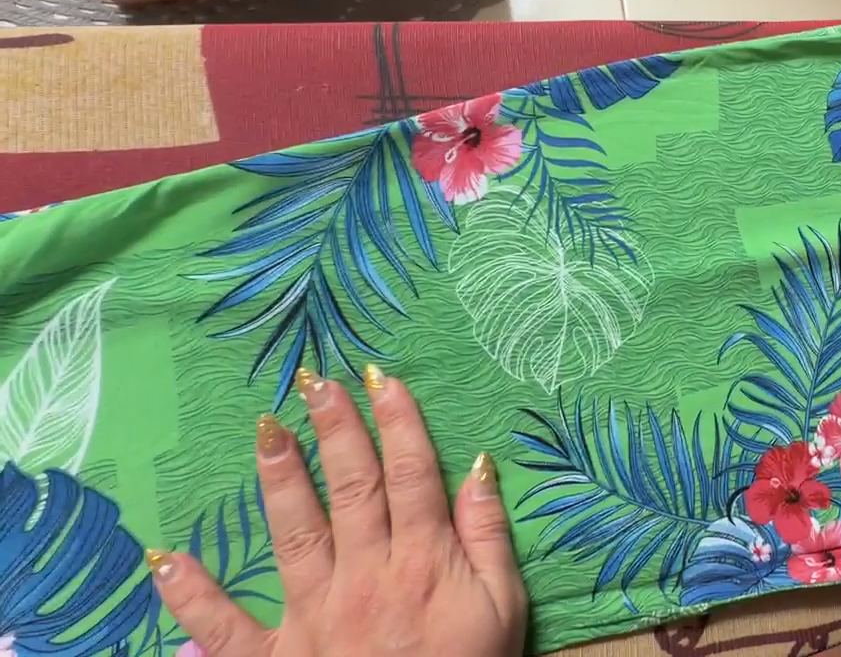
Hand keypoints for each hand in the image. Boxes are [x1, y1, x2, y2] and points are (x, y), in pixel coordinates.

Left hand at [147, 367, 527, 655]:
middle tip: (318, 382)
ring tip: (266, 431)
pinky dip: (192, 597)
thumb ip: (489, 534)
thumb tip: (479, 465)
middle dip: (338, 432)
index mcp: (423, 558)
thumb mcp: (504, 601)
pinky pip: (225, 630)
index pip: (411, 473)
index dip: (398, 422)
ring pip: (295, 536)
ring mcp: (312, 618)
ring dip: (281, 481)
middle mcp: (365, 575)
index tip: (383, 378)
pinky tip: (167, 557)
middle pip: (352, 490)